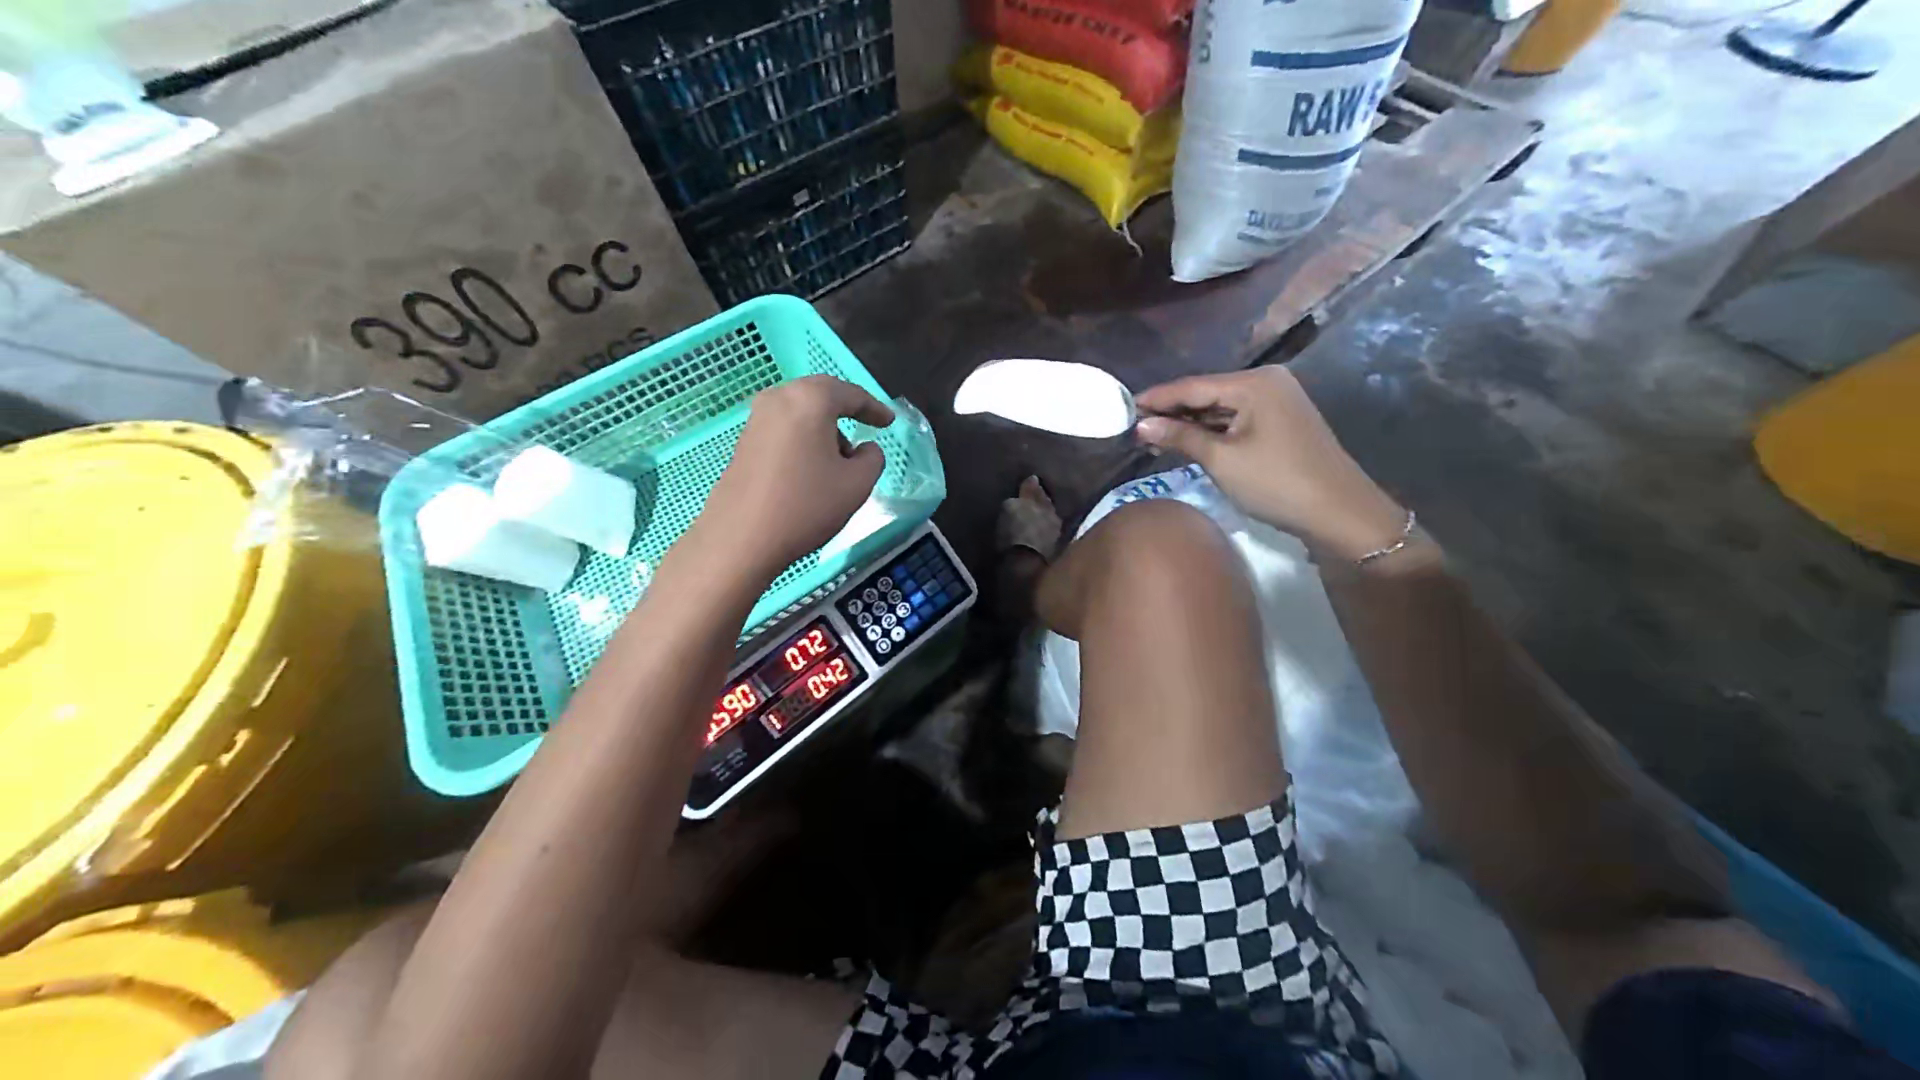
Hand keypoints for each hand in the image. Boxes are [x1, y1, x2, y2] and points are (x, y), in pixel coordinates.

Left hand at [696, 376, 894, 576]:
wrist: (742, 538)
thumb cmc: (806, 505)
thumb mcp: (857, 484)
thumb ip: (873, 458)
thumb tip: (865, 449)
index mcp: (811, 400)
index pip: (851, 394)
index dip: (874, 408)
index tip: (888, 422)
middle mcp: (780, 398)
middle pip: (821, 396)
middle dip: (846, 410)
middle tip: (866, 425)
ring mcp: (757, 419)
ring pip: (801, 412)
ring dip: (824, 428)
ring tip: (840, 459)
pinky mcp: (744, 441)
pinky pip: (785, 429)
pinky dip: (804, 439)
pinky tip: (812, 468)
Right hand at [1134, 368, 1408, 561]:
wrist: (1339, 511)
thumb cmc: (1276, 483)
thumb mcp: (1221, 460)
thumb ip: (1180, 437)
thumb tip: (1141, 425)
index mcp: (1254, 383)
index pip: (1192, 386)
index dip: (1157, 398)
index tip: (1124, 408)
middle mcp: (1266, 382)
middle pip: (1207, 393)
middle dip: (1172, 410)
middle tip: (1135, 426)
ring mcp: (1277, 400)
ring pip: (1221, 407)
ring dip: (1190, 422)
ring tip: (1153, 436)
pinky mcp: (1281, 420)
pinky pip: (1236, 418)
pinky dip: (1212, 429)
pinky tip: (1187, 440)